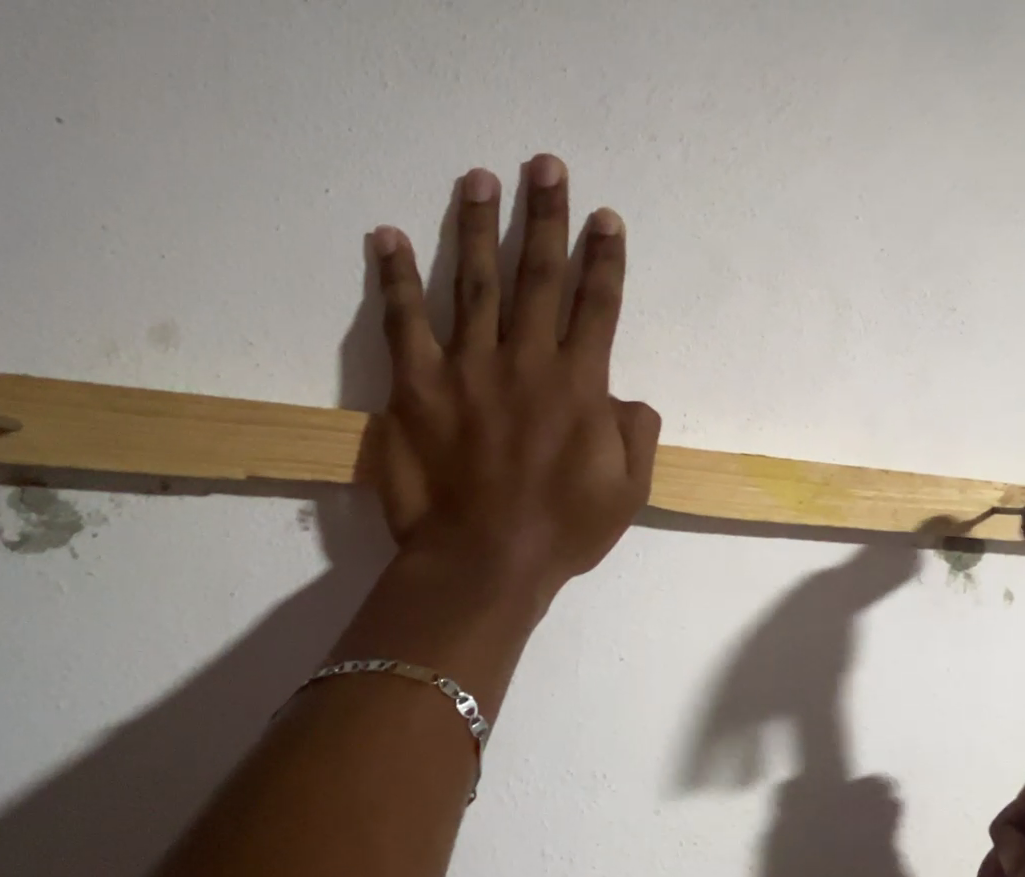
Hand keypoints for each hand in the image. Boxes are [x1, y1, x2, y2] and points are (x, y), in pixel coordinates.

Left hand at [369, 153, 660, 600]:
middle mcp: (527, 360)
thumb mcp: (629, 489)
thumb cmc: (564, 531)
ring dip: (477, 225)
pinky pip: (403, 321)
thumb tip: (626, 396)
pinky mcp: (416, 385)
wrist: (484, 561)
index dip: (605, 258)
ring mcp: (468, 367)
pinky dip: (395, 276)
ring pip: (475, 282)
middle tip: (545, 166)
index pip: (598, 304)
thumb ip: (636, 432)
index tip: (607, 217)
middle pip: (539, 274)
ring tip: (479, 178)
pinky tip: (387, 236)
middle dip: (546, 217)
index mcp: (580, 383)